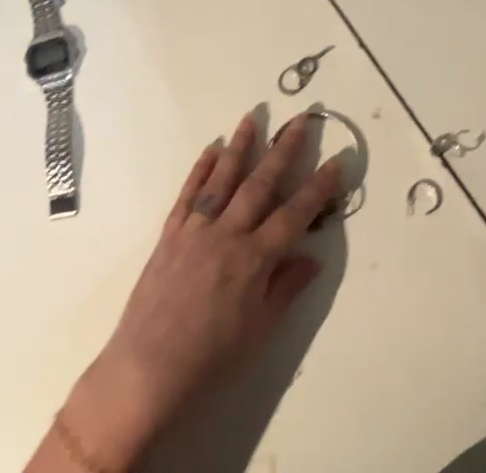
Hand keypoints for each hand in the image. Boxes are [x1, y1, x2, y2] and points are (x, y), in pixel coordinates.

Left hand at [34, 112, 342, 471]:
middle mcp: (228, 235)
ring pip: (223, 180)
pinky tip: (211, 150)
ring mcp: (196, 231)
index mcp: (255, 259)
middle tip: (299, 120)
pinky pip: (187, 194)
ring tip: (253, 117)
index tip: (337, 161)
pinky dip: (200, 170)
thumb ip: (286, 288)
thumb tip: (311, 257)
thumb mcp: (260, 329)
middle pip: (261, 184)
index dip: (319, 187)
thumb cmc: (212, 357)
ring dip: (240, 147)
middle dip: (283, 150)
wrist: (148, 368)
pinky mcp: (169, 235)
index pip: (295, 214)